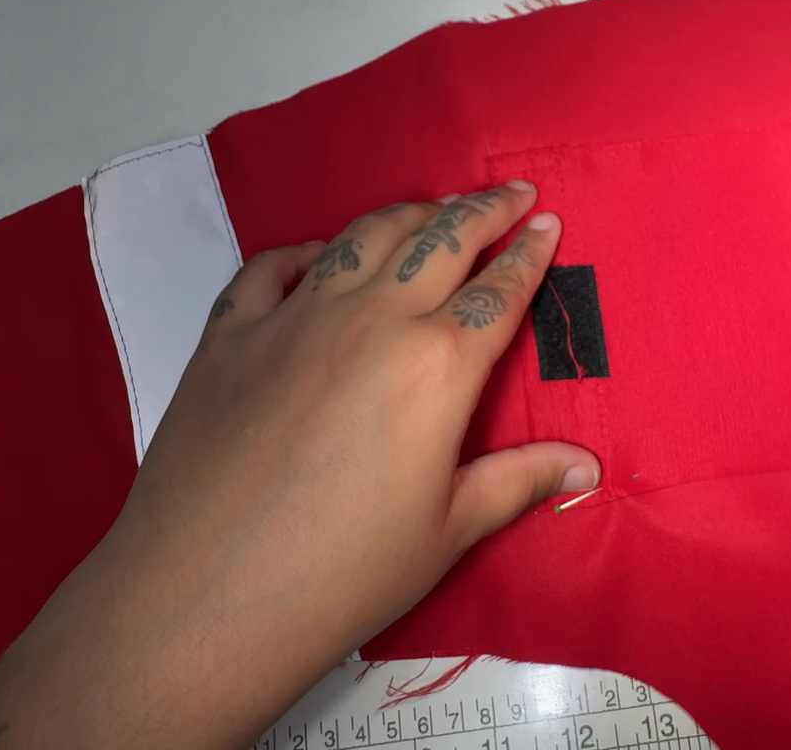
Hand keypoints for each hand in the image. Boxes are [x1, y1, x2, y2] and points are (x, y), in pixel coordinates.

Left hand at [0, 184, 598, 749]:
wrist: (199, 600)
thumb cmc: (344, 573)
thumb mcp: (451, 529)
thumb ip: (524, 479)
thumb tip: (592, 464)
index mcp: (438, 364)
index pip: (501, 290)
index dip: (531, 252)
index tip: (549, 220)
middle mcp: (375, 319)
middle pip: (444, 241)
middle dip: (486, 208)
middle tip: (513, 190)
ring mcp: (297, 316)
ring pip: (368, 236)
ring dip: (412, 214)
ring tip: (437, 208)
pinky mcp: (232, 330)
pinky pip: (273, 266)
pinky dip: (307, 251)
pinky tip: (321, 256)